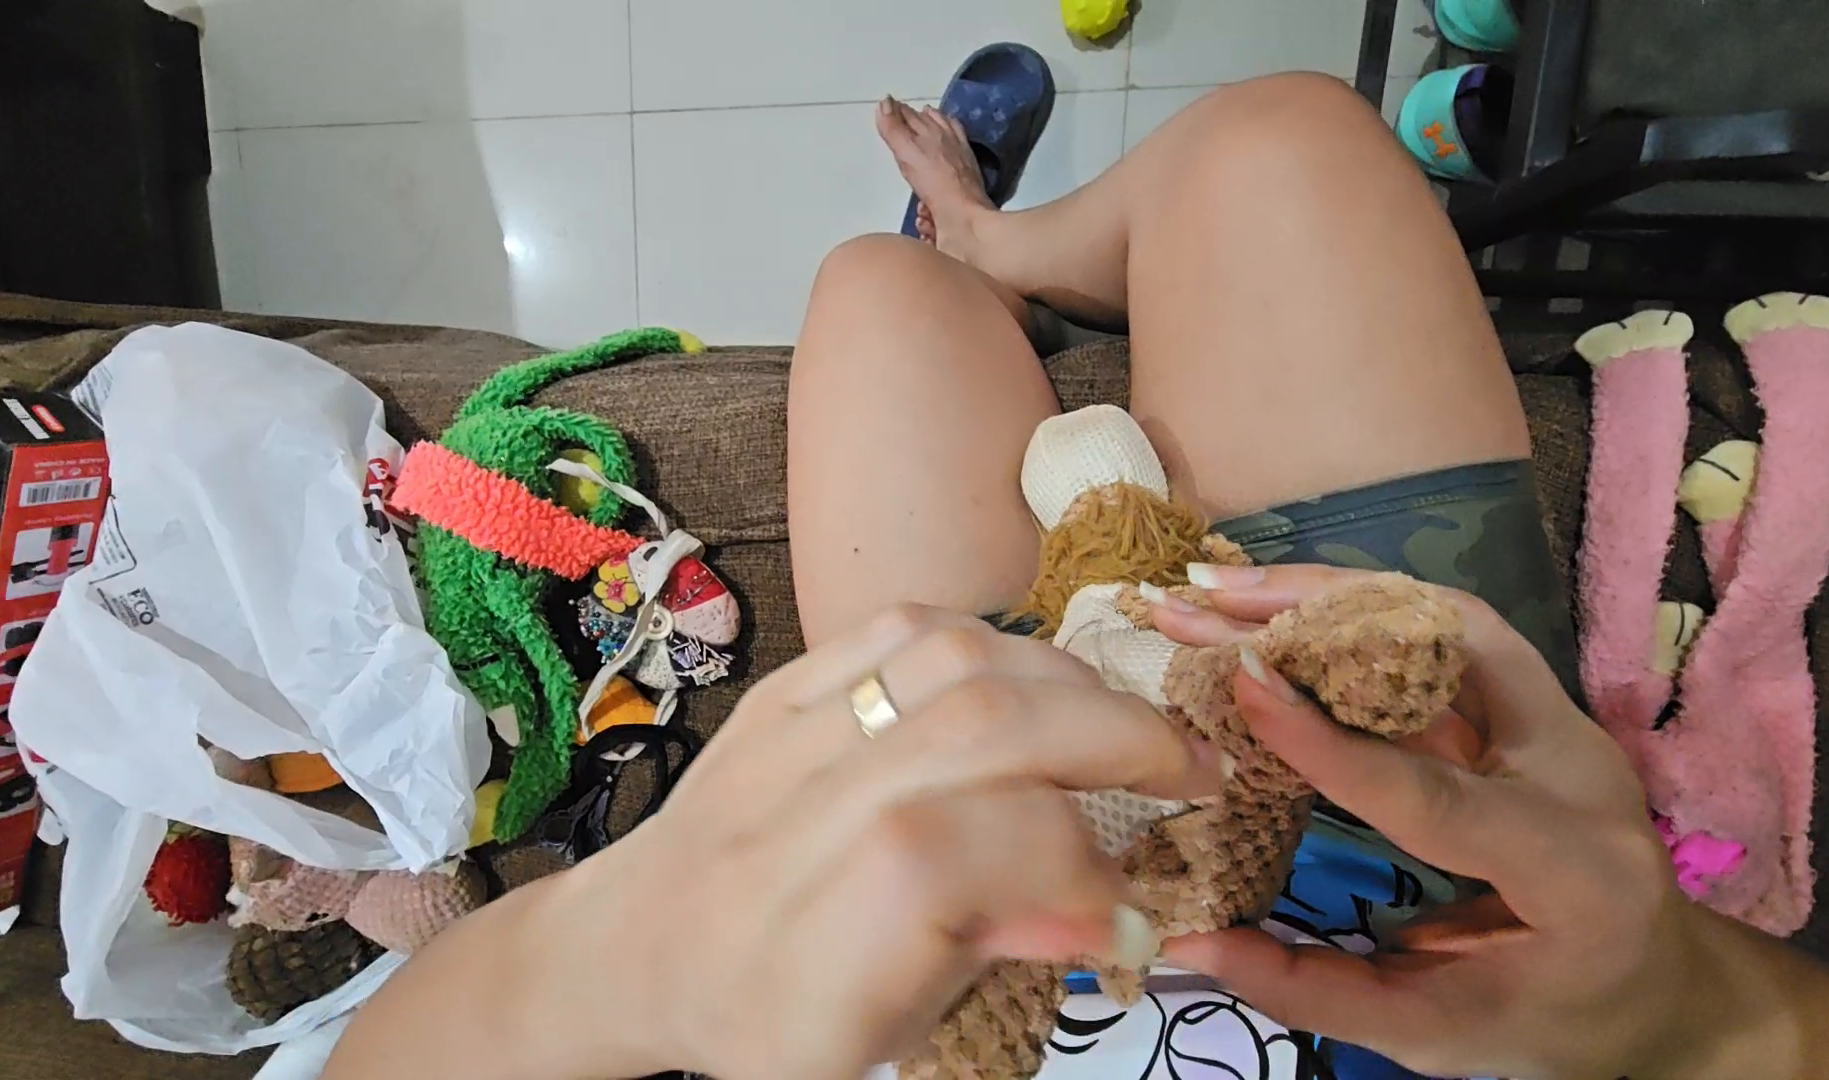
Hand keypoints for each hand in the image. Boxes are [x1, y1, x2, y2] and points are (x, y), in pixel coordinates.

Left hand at [556, 604, 1228, 1079]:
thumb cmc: (765, 1012)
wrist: (642, 932)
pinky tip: (1023, 679)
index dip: (1067, 863)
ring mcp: (783, 731)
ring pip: (946, 656)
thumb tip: (1106, 898)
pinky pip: (896, 626)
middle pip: (970, 727)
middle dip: (1109, 735)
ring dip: (1060, 678)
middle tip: (1187, 764)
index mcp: (805, 948)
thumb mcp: (876, 1038)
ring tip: (1111, 718)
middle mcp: (791, 819)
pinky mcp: (782, 684)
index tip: (1127, 897)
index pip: (948, 855)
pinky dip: (986, 639)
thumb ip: (989, 956)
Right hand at [1147, 564, 1743, 1079]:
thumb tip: (1186, 940)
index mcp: (1570, 870)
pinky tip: (1271, 606)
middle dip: (1316, 611)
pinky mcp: (1516, 696)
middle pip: (1455, 645)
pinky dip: (1342, 605)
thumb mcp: (1436, 1030)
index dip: (1329, 742)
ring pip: (1438, 613)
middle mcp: (1574, 766)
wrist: (1658, 980)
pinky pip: (1427, 626)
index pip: (1433, 793)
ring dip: (1322, 590)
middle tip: (1203, 601)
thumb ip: (1314, 990)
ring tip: (1222, 589)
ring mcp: (1551, 716)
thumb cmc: (1550, 1012)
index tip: (1241, 683)